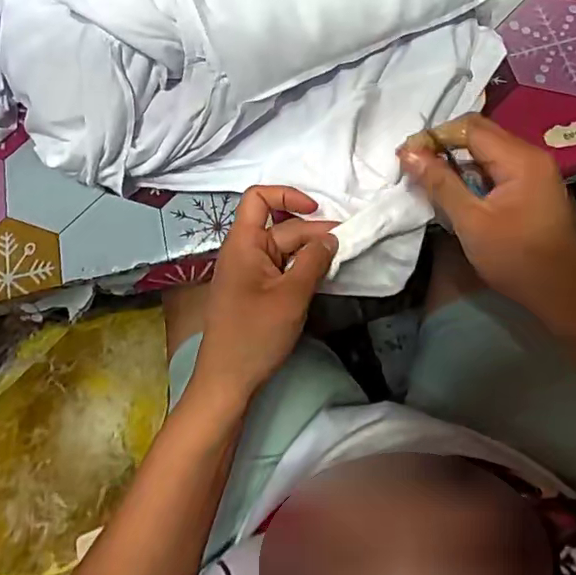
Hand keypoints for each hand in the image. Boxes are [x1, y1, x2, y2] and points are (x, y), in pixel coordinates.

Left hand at [188, 186, 339, 405]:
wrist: (227, 379)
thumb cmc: (255, 334)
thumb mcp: (291, 296)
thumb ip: (313, 262)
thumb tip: (330, 238)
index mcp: (243, 242)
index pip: (259, 198)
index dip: (287, 195)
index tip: (317, 210)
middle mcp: (242, 250)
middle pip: (280, 225)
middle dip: (312, 231)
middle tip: (348, 245)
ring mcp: (247, 271)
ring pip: (282, 247)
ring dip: (309, 250)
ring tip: (340, 259)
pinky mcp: (254, 289)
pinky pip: (279, 266)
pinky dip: (300, 267)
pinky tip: (322, 276)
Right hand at [398, 115, 575, 305]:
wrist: (564, 295)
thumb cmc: (517, 259)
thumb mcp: (471, 222)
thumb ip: (439, 183)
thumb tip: (408, 152)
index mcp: (520, 159)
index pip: (469, 128)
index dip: (434, 136)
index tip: (407, 157)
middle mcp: (531, 156)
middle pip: (479, 132)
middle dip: (443, 144)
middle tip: (414, 164)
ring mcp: (535, 170)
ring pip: (486, 148)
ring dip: (455, 158)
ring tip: (429, 176)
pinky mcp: (532, 186)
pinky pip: (495, 164)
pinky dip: (471, 170)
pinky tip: (454, 188)